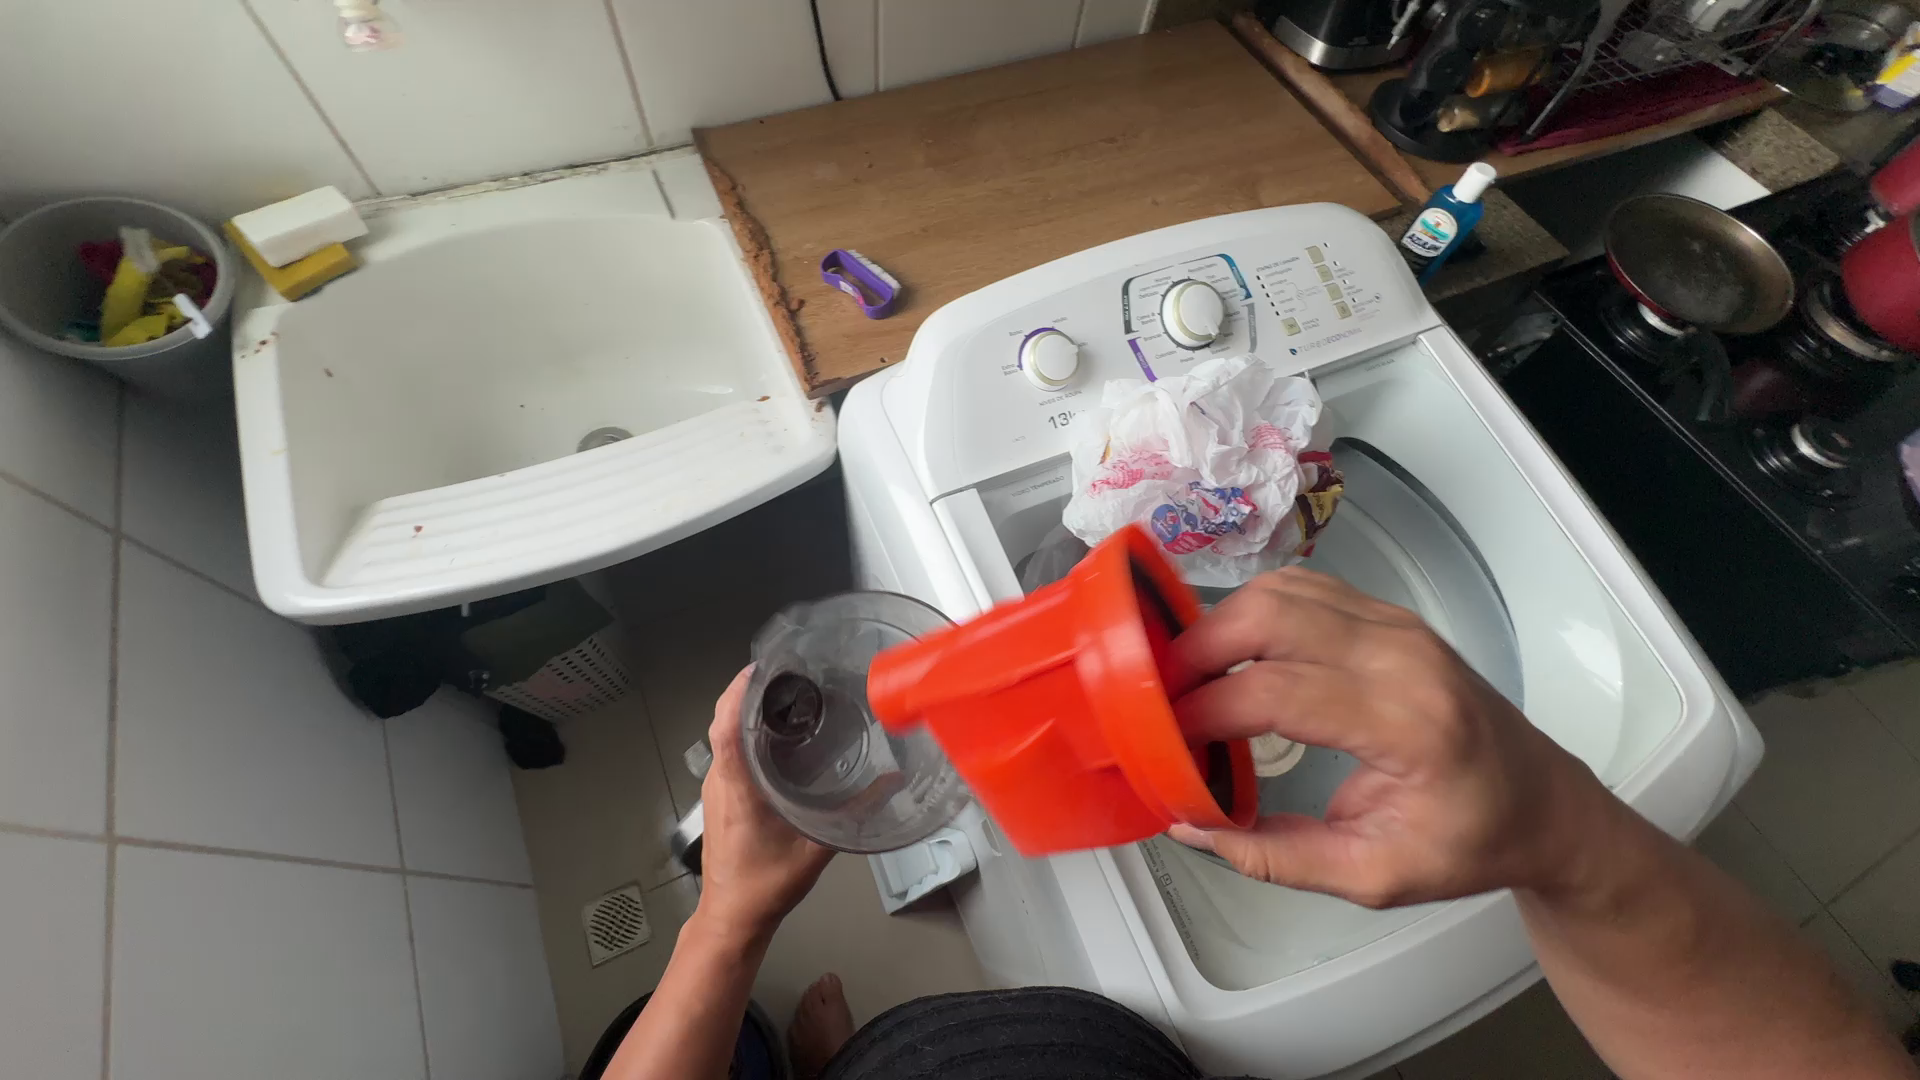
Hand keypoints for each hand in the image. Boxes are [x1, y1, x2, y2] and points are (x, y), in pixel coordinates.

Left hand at [693, 667, 834, 940]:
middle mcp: (720, 782)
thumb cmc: (765, 886)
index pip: (727, 729)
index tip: (760, 669)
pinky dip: (742, 729)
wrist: (732, 918)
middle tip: (779, 672)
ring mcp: (715, 787)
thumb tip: (890, 782)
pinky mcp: (719, 794)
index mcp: (738, 789)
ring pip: (721, 734)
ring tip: (778, 693)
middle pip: (721, 721)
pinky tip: (771, 731)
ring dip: (742, 708)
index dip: (738, 693)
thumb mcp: (817, 849)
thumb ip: (856, 812)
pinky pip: (725, 749)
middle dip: (745, 690)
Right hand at [1166, 568, 1614, 908]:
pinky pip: (1299, 587)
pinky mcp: (1386, 613)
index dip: (1206, 711)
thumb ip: (1275, 856)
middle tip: (1166, 691)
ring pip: (1278, 590)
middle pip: (1268, 617)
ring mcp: (1395, 624)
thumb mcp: (1374, 876)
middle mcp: (1401, 656)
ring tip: (1193, 671)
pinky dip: (1253, 610)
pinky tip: (1236, 647)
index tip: (1170, 736)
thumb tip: (1190, 824)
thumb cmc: (1469, 841)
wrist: (1545, 801)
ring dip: (1221, 624)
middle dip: (1198, 650)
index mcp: (1407, 724)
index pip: (1275, 693)